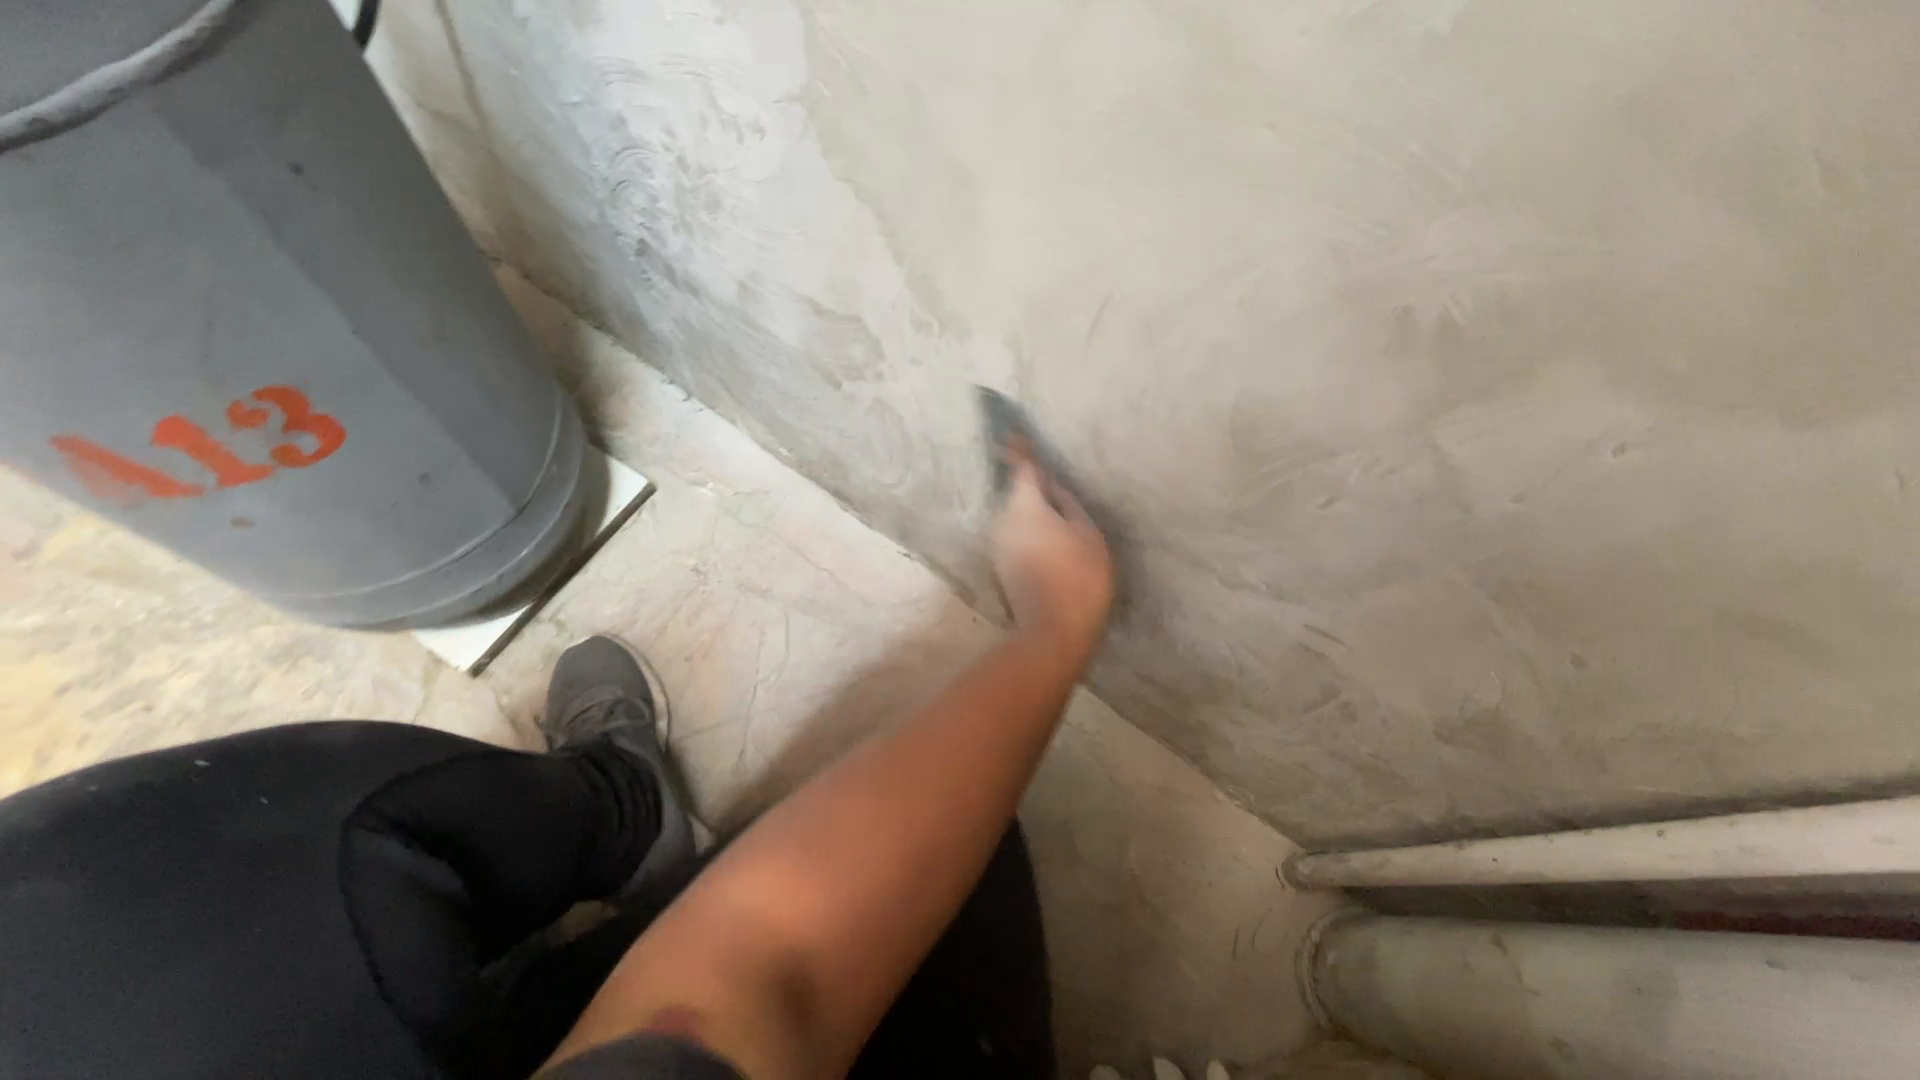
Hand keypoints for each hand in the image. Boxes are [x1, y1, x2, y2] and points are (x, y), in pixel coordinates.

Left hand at [989, 450, 1114, 664]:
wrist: (1052, 630)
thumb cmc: (1079, 576)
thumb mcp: (1086, 532)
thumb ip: (1067, 503)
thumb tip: (1052, 489)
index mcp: (1023, 505)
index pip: (1020, 468)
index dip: (1019, 449)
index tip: (1012, 433)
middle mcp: (1001, 520)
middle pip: (1017, 494)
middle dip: (1032, 487)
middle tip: (1057, 486)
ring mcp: (997, 545)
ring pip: (1016, 516)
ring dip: (1032, 512)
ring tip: (1061, 519)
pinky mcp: (1000, 565)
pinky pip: (1016, 535)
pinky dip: (1031, 532)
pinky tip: (1051, 541)